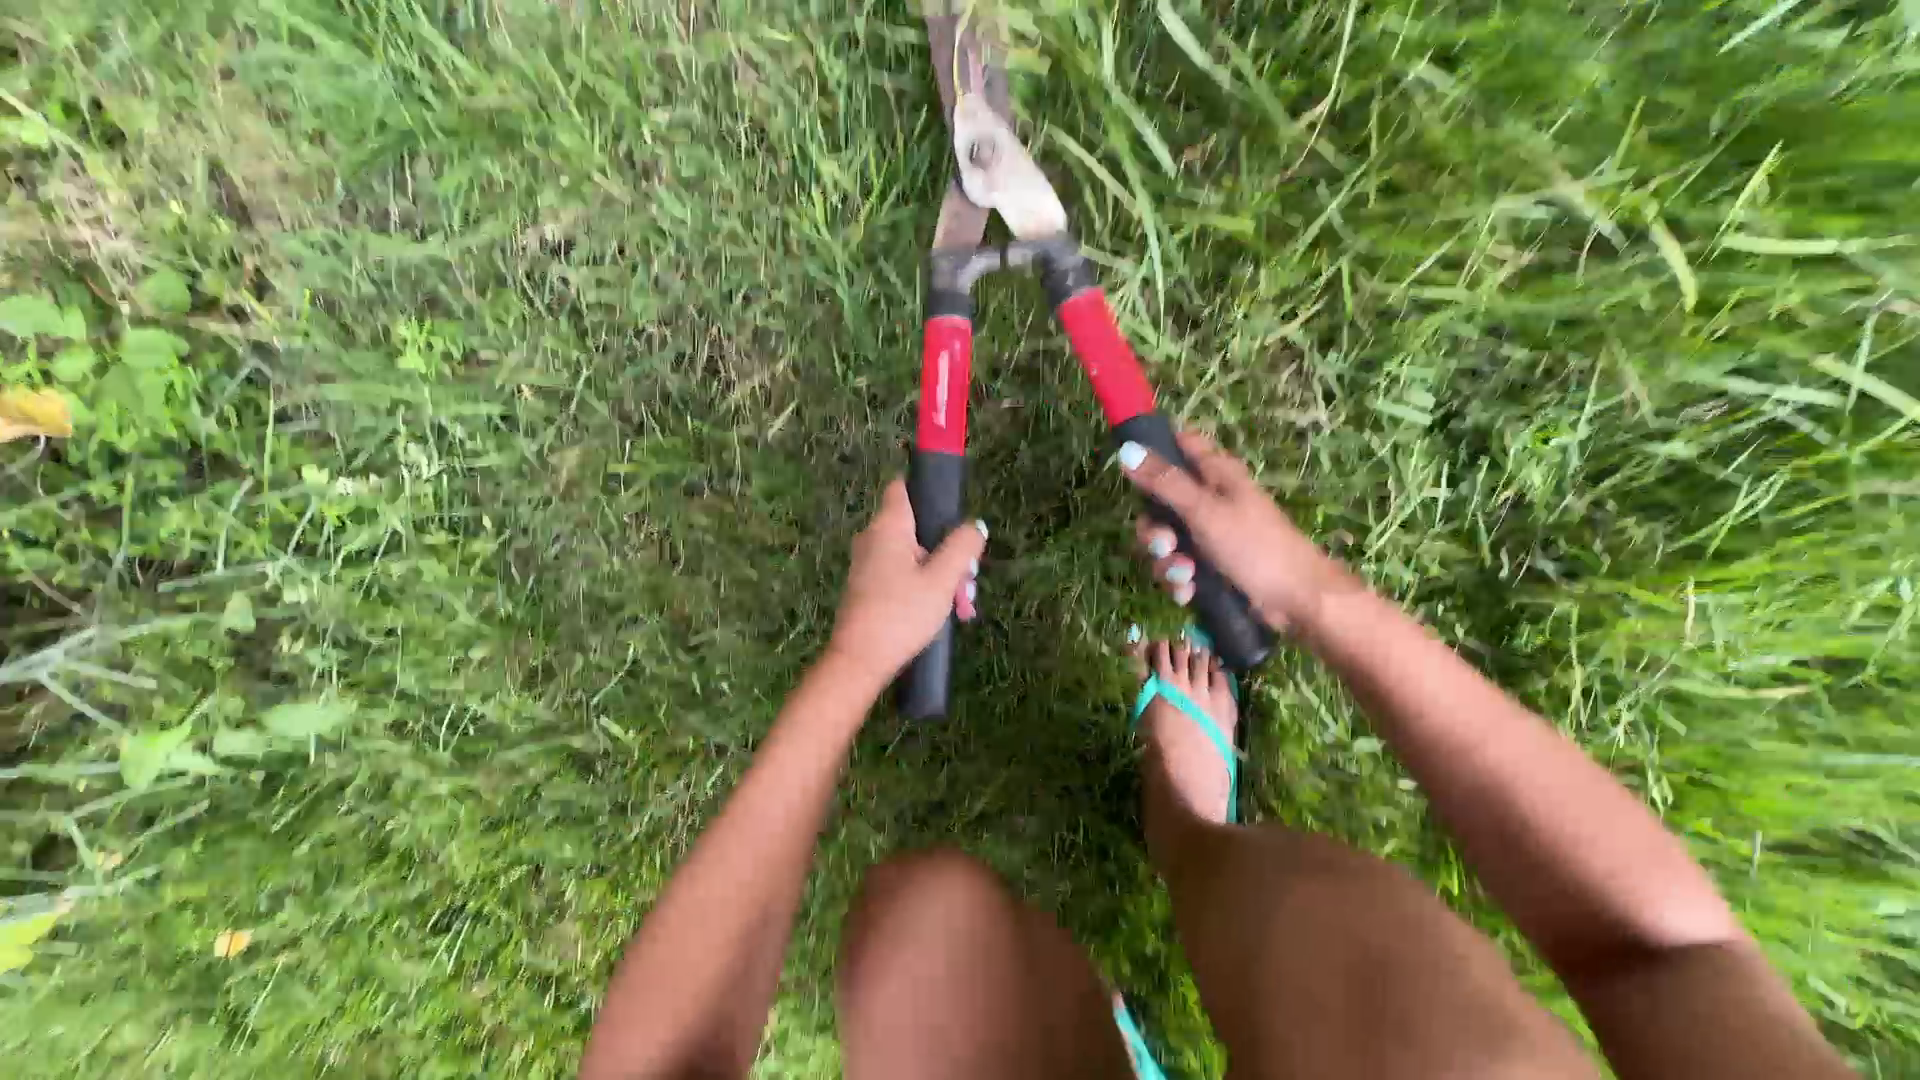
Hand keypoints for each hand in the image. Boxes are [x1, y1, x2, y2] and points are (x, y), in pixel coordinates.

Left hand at [824, 478, 986, 686]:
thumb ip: (962, 547)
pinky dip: (924, 589)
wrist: (860, 661)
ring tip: (962, 607)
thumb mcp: (942, 579)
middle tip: (968, 582)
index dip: (928, 493)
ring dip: (941, 576)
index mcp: (888, 526)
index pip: (903, 488)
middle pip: (918, 529)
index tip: (953, 516)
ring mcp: (868, 564)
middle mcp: (873, 539)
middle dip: (948, 552)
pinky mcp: (867, 588)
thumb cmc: (902, 613)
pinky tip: (943, 614)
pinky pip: (902, 576)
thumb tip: (974, 526)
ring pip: (914, 557)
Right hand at [1118, 430, 1350, 631]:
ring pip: (1165, 541)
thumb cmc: (1255, 546)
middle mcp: (1210, 499)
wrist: (1295, 600)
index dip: (1155, 453)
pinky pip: (1178, 568)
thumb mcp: (1205, 511)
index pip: (1181, 445)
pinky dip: (1179, 580)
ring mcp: (1209, 535)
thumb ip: (1165, 482)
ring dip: (1167, 562)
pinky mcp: (1210, 566)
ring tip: (1185, 577)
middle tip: (1165, 545)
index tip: (1135, 475)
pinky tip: (1189, 592)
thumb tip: (1127, 451)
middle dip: (1155, 531)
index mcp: (1215, 473)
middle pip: (1159, 504)